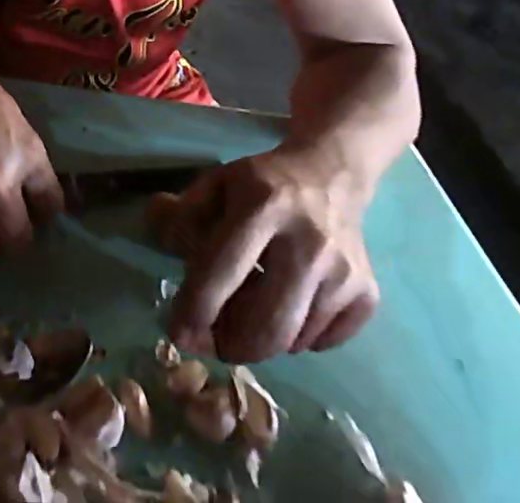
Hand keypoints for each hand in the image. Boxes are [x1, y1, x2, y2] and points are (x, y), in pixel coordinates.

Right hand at [0, 41, 63, 257]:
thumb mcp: (16, 120)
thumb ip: (25, 156)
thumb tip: (28, 185)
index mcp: (28, 158)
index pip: (51, 204)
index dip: (48, 213)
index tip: (41, 214)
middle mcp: (0, 184)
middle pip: (18, 238)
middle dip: (19, 240)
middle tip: (12, 234)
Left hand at [160, 147, 378, 361]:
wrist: (332, 173)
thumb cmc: (263, 183)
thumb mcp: (216, 183)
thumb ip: (181, 212)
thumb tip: (152, 224)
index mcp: (263, 205)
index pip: (222, 271)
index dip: (194, 310)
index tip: (177, 332)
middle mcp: (309, 240)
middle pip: (264, 325)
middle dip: (228, 345)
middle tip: (212, 340)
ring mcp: (344, 271)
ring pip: (292, 341)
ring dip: (259, 342)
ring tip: (245, 318)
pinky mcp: (367, 292)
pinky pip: (322, 343)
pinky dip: (296, 339)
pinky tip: (286, 307)